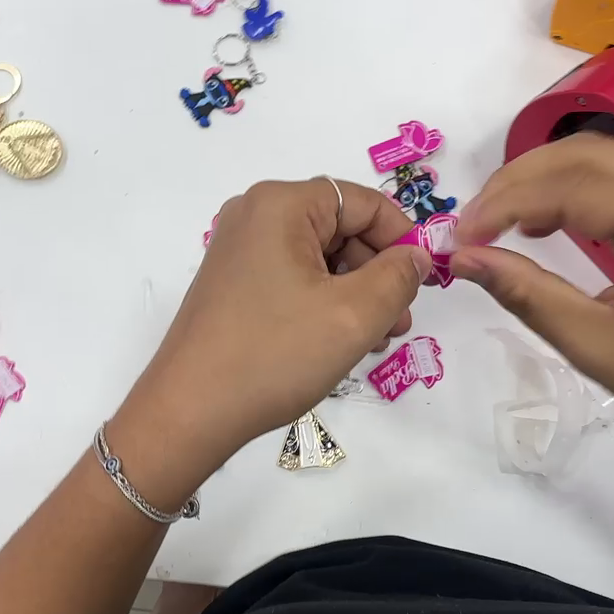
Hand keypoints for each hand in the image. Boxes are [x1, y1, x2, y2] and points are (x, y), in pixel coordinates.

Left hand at [108, 179, 428, 498]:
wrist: (189, 411)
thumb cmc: (274, 354)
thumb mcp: (354, 315)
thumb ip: (398, 277)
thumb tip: (416, 256)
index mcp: (280, 204)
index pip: (363, 202)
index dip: (403, 238)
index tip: (424, 283)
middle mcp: (253, 214)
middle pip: (339, 227)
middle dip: (377, 272)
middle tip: (398, 322)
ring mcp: (237, 249)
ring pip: (317, 256)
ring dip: (353, 292)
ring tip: (373, 340)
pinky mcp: (230, 281)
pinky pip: (291, 276)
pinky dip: (321, 301)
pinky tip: (338, 341)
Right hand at [451, 134, 613, 448]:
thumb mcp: (594, 347)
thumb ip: (526, 293)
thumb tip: (460, 258)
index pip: (578, 188)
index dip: (508, 203)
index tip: (461, 235)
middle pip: (589, 154)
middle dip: (517, 180)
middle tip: (472, 221)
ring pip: (603, 151)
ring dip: (540, 176)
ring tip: (497, 217)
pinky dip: (571, 181)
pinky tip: (544, 214)